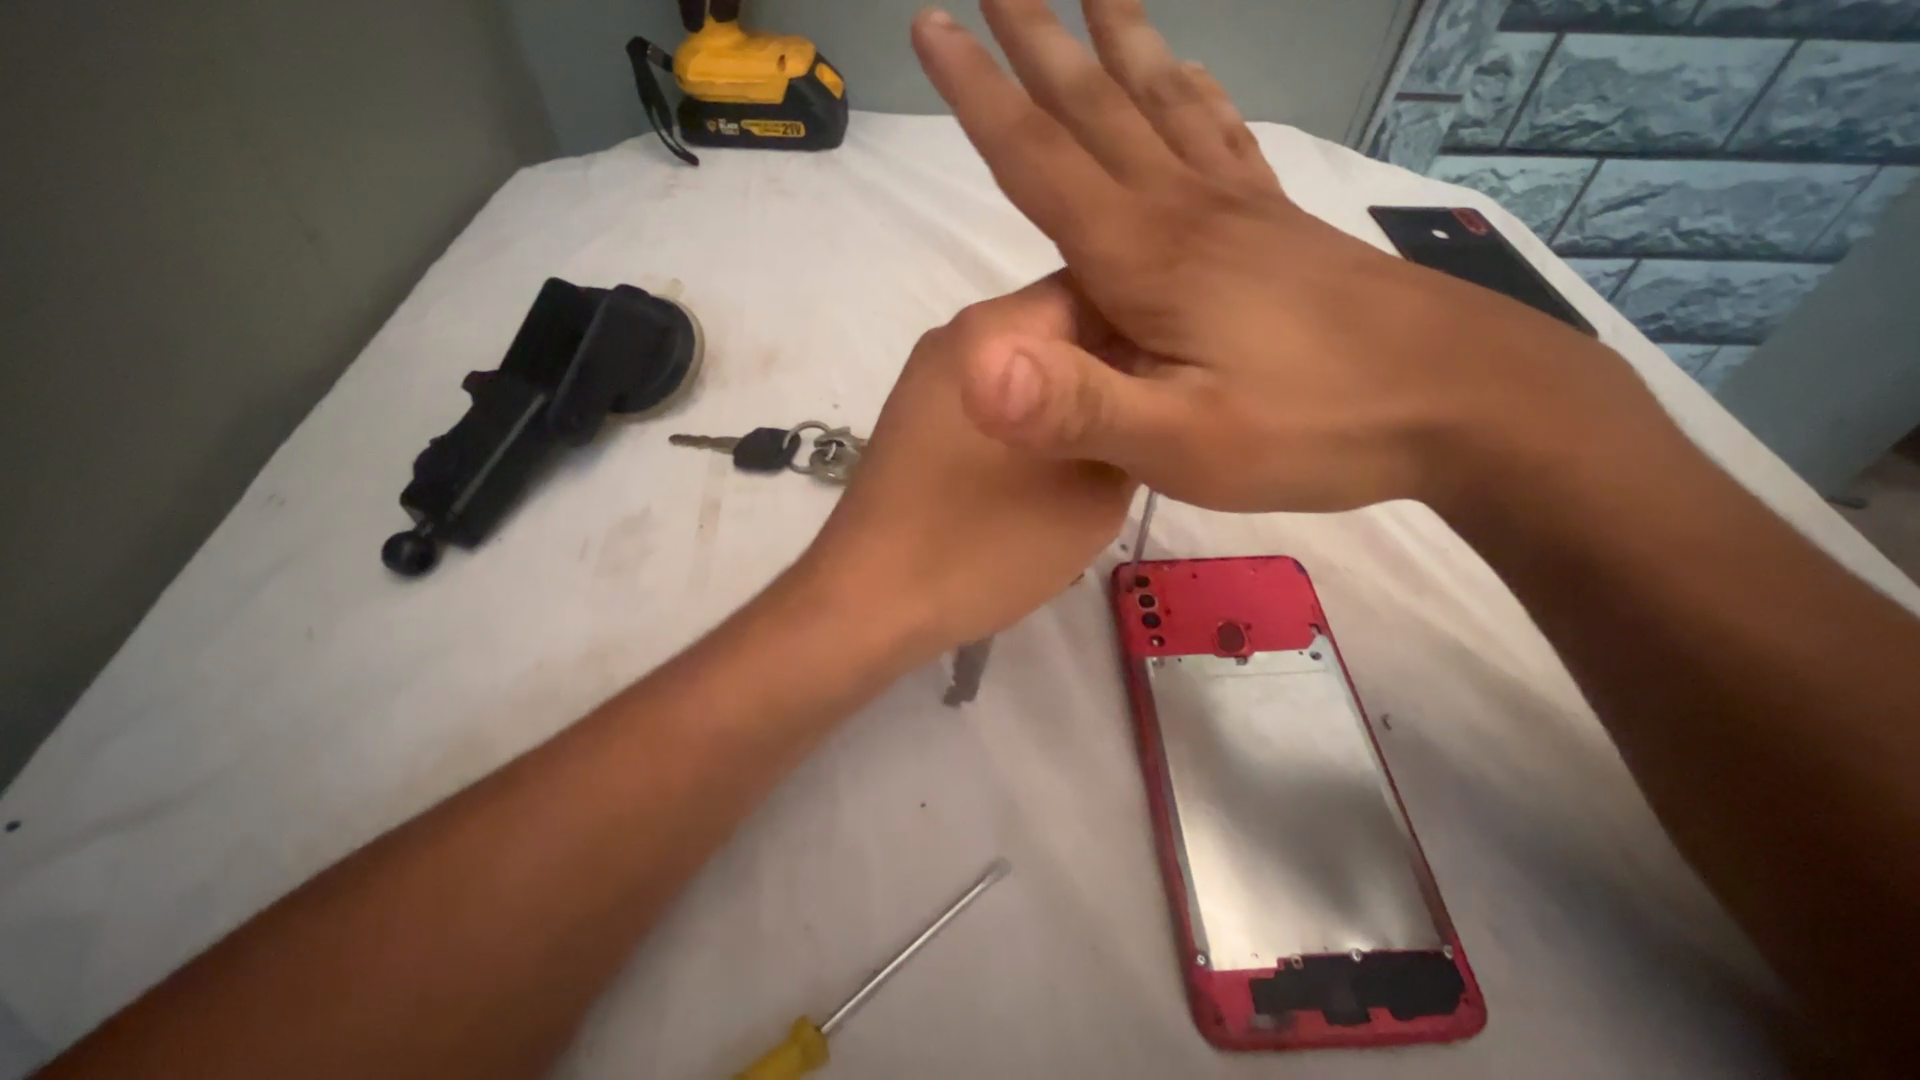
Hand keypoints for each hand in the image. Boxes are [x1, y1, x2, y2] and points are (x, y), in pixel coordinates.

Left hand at [792, 274, 1134, 663]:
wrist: (872, 602)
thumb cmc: (988, 544)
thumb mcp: (1095, 491)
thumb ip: (1129, 427)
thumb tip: (1140, 399)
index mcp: (999, 329)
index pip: (1101, 292)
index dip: (1152, 332)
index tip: (1181, 382)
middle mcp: (958, 334)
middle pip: (1060, 327)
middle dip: (1109, 369)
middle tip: (1147, 423)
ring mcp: (928, 376)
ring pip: (1026, 365)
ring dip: (1068, 398)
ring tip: (1101, 452)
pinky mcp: (913, 417)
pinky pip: (992, 395)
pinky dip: (1028, 418)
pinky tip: (1043, 470)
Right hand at [911, 0, 1671, 514]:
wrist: (1465, 400)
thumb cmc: (1314, 428)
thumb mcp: (1183, 442)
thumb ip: (1076, 408)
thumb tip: (973, 370)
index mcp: (1143, 255)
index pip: (1039, 159)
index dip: (979, 94)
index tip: (933, 24)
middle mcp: (1183, 210)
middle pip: (1095, 108)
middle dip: (1037, 39)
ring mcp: (1239, 209)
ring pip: (1161, 102)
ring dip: (1117, 43)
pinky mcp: (1279, 225)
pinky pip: (1224, 134)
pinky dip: (1195, 90)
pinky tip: (1190, 72)